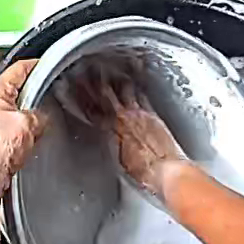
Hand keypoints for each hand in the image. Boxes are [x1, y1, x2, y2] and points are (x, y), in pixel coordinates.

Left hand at [0, 59, 43, 208]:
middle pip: (16, 90)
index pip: (17, 70)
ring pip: (16, 112)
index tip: (45, 63)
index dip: (34, 65)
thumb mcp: (28, 125)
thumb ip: (40, 114)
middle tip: (48, 97)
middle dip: (33, 95)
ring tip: (35, 128)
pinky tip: (26, 143)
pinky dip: (22, 133)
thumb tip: (43, 116)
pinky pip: (12, 128)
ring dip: (27, 118)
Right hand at [63, 63, 189, 199]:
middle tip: (87, 72)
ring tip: (108, 71)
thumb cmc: (144, 172)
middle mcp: (125, 118)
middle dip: (94, 84)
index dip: (83, 99)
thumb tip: (106, 133)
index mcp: (113, 130)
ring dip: (115, 81)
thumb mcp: (119, 160)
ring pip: (124, 92)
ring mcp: (140, 114)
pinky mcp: (153, 115)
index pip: (93, 111)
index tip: (75, 88)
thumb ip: (112, 141)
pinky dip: (136, 88)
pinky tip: (134, 83)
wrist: (167, 170)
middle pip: (106, 97)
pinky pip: (142, 96)